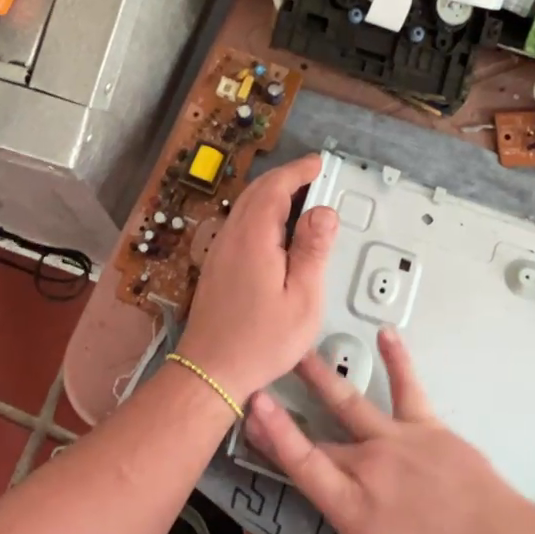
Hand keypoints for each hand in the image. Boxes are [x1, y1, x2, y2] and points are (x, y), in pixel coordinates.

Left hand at [176, 153, 337, 397]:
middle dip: (287, 179)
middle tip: (315, 179)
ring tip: (303, 201)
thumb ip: (313, 250)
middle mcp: (231, 237)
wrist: (210, 370)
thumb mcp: (302, 298)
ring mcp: (219, 250)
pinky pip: (239, 225)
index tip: (319, 163)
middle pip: (257, 192)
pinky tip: (277, 232)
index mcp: (254, 238)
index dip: (298, 171)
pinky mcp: (216, 266)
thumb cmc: (260, 341)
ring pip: (245, 207)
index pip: (275, 188)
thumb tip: (324, 211)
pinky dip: (261, 214)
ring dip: (273, 195)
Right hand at [245, 328, 534, 533]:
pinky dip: (398, 359)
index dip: (274, 436)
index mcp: (353, 504)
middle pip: (320, 437)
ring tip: (300, 349)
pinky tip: (386, 334)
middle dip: (284, 412)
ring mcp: (400, 441)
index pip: (303, 464)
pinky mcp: (430, 428)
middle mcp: (370, 464)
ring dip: (323, 376)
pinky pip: (409, 387)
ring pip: (351, 403)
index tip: (251, 404)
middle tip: (258, 380)